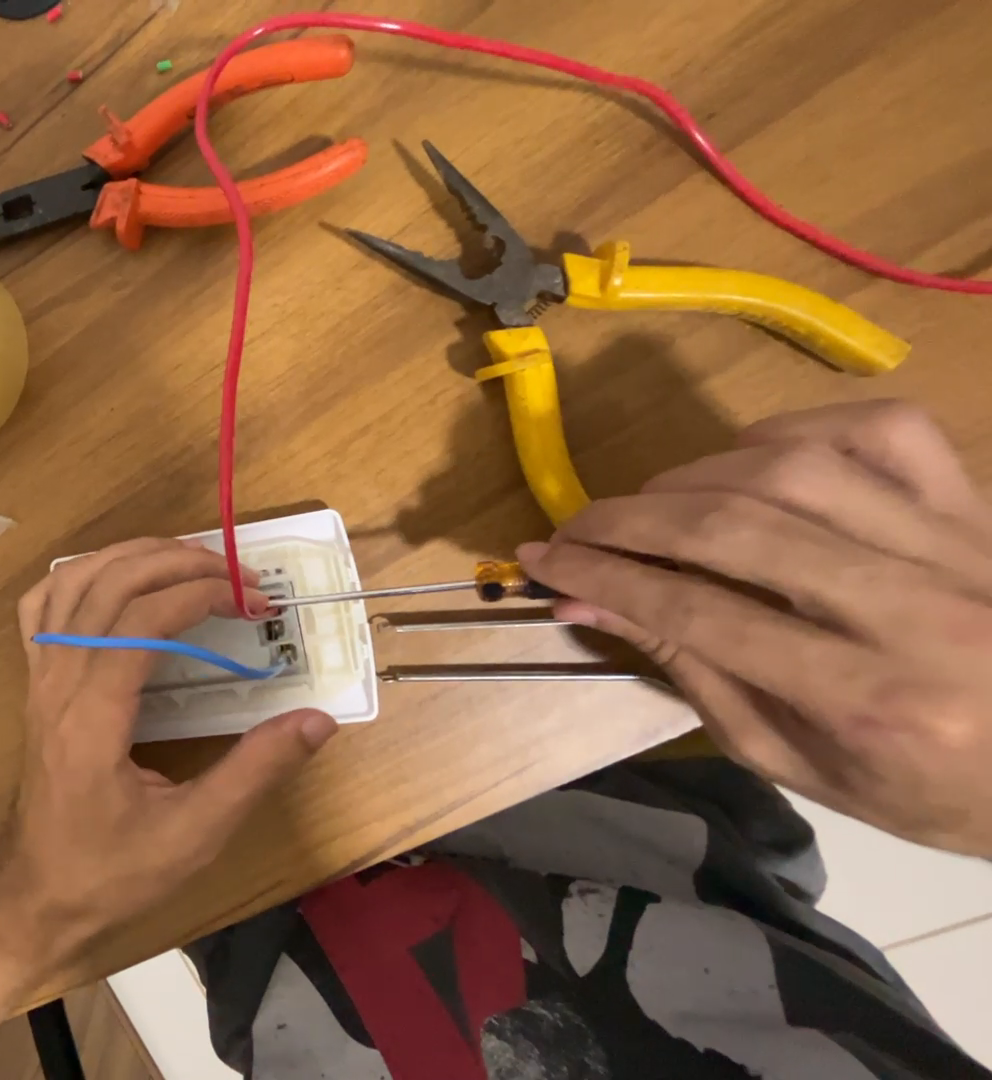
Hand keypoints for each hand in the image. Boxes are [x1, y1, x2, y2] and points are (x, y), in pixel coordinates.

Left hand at [0, 540, 336, 1079]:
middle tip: (231, 568)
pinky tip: (110, 575)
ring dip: (126, 556)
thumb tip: (317, 720)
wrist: (38, 893)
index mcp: (93, 717)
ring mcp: (37, 679)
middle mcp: (56, 683)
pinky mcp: (33, 683)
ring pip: (69, 586)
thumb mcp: (195, 834)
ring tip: (183, 554)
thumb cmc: (112, 870)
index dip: (199, 594)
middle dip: (172, 563)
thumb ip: (254, 771)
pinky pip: (39, 610)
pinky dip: (75, 577)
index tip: (253, 597)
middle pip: (106, 589)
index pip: (141, 622)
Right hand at [520, 400, 991, 855]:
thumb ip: (686, 668)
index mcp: (874, 699)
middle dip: (623, 522)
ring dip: (688, 477)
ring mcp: (965, 545)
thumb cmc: (927, 784)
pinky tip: (748, 462)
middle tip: (571, 530)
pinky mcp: (985, 504)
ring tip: (649, 506)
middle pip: (732, 529)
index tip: (536, 560)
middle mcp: (923, 612)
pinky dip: (789, 433)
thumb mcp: (789, 755)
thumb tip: (586, 601)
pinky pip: (880, 432)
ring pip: (792, 469)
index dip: (599, 577)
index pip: (696, 613)